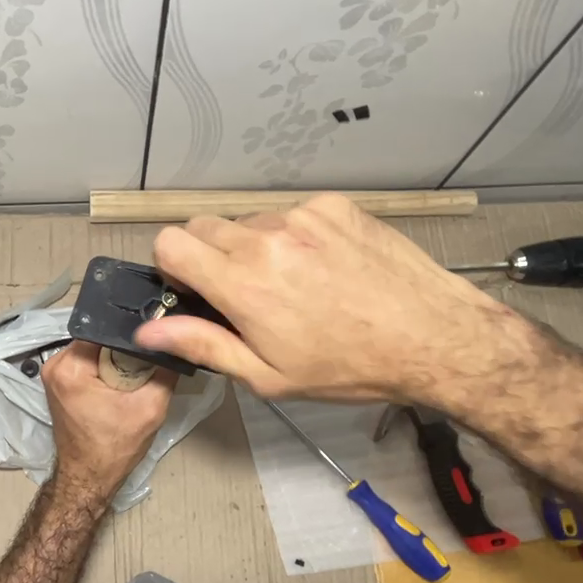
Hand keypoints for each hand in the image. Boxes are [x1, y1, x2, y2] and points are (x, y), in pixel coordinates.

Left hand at [40, 342, 174, 505]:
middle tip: (146, 359)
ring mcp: (53, 373)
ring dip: (114, 358)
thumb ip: (163, 370)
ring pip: (93, 350)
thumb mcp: (150, 408)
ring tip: (136, 370)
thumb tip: (173, 344)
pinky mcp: (58, 383)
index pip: (104, 331)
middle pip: (98, 339)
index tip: (152, 337)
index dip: (131, 333)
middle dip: (123, 348)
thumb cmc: (114, 447)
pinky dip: (103, 368)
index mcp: (70, 367)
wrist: (89, 477)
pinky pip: (86, 362)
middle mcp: (54, 364)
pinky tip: (120, 380)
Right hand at [134, 194, 530, 403]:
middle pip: (202, 226)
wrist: (434, 339)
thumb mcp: (267, 375)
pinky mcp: (333, 207)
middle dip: (207, 256)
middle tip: (242, 291)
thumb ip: (201, 344)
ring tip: (291, 281)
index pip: (169, 243)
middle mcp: (266, 239)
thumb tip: (148, 330)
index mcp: (243, 283)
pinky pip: (289, 214)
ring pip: (247, 221)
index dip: (172, 266)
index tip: (194, 288)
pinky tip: (322, 266)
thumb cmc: (348, 366)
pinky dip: (292, 236)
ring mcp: (303, 217)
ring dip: (251, 246)